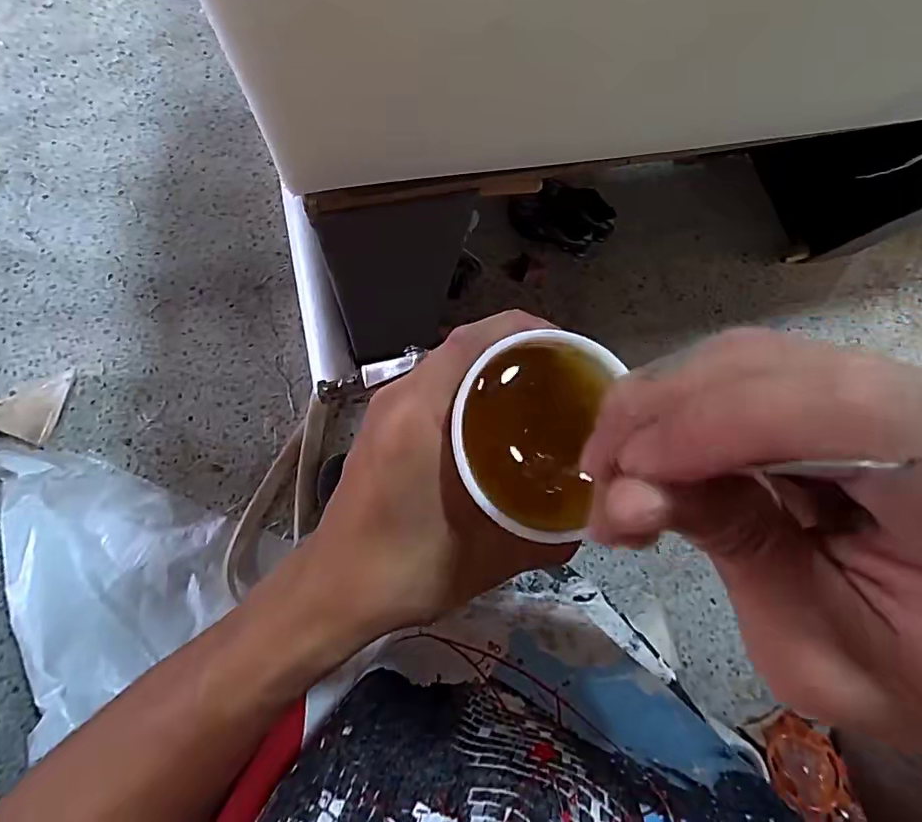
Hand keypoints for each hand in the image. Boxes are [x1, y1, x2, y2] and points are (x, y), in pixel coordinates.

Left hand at [302, 310, 579, 635]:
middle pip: (462, 344)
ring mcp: (386, 407)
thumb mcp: (487, 555)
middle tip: (561, 372)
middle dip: (515, 347)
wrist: (336, 589)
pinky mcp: (382, 423)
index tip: (565, 347)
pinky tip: (496, 418)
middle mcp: (399, 397)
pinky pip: (433, 384)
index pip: (471, 341)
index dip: (523, 330)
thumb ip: (544, 535)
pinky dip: (467, 385)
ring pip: (446, 363)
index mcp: (419, 414)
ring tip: (536, 390)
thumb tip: (585, 514)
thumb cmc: (404, 570)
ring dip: (490, 365)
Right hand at [581, 329, 921, 774]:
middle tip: (600, 473)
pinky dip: (699, 402)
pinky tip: (665, 445)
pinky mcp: (891, 377)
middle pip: (793, 369)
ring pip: (768, 357)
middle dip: (671, 411)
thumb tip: (621, 493)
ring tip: (622, 466)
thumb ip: (733, 555)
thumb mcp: (821, 655)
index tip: (629, 469)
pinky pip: (771, 368)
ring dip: (672, 402)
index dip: (724, 422)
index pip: (857, 415)